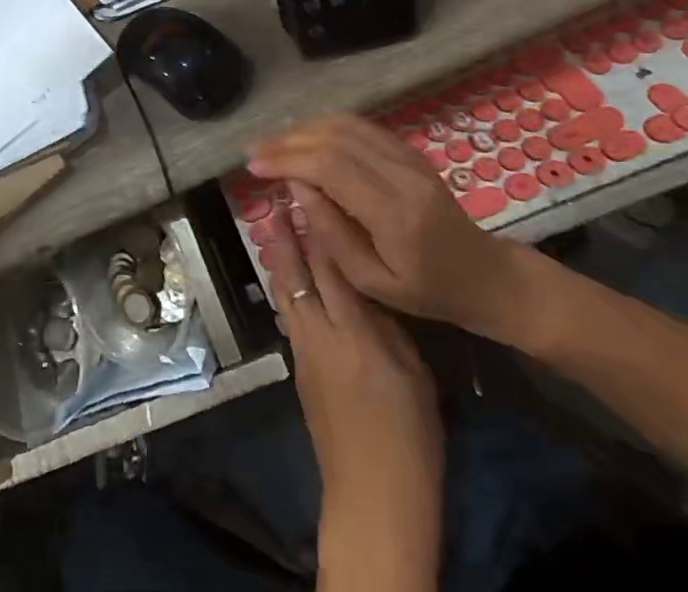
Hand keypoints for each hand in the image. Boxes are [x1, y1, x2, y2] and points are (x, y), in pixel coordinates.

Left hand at [247, 184, 441, 494]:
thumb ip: (385, 325)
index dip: (318, 231)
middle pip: (295, 275)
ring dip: (279, 259)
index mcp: (355, 334)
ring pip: (285, 293)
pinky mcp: (297, 366)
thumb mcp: (412, 371)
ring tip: (274, 227)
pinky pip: (288, 315)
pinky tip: (288, 276)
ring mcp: (301, 351)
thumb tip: (366, 288)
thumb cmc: (409, 433)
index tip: (308, 197)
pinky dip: (286, 288)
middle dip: (284, 237)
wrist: (373, 489)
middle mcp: (317, 335)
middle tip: (275, 202)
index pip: (332, 269)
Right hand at [248, 115, 527, 338]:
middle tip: (253, 154)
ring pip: (347, 126)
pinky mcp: (411, 154)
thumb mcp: (371, 280)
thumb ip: (330, 233)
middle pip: (335, 140)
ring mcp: (411, 161)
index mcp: (396, 214)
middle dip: (286, 142)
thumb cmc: (426, 291)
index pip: (331, 168)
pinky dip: (325, 127)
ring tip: (271, 146)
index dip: (286, 161)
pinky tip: (303, 139)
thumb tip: (296, 187)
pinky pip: (362, 128)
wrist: (486, 276)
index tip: (253, 168)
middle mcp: (404, 177)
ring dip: (302, 130)